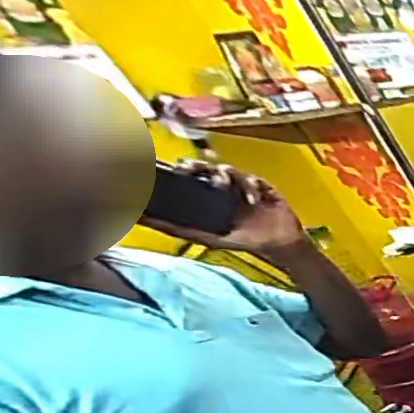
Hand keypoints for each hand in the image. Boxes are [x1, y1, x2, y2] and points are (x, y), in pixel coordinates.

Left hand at [143, 162, 308, 257]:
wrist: (279, 245)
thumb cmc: (242, 240)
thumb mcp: (203, 236)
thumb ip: (170, 227)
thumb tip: (134, 218)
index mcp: (206, 195)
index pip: (187, 174)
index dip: (177, 169)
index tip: (165, 170)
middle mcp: (224, 187)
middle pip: (204, 167)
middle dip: (196, 166)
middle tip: (189, 171)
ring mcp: (244, 186)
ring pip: (228, 171)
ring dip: (225, 177)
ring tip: (225, 189)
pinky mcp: (264, 188)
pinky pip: (253, 181)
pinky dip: (250, 188)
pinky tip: (251, 201)